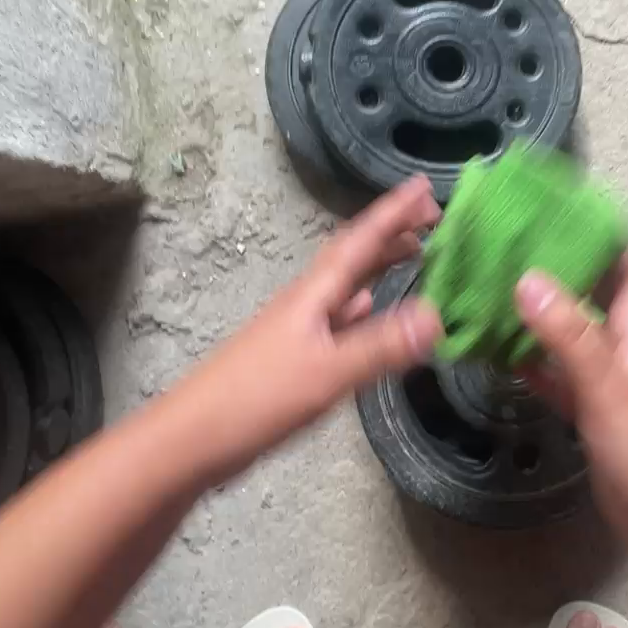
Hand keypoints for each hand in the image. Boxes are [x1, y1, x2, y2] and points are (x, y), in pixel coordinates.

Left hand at [172, 176, 443, 479]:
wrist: (188, 442)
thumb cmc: (255, 400)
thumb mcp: (326, 373)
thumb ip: (381, 347)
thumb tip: (438, 316)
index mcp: (315, 294)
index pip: (361, 241)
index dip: (393, 212)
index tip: (423, 185)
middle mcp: (308, 301)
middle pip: (355, 255)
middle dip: (391, 231)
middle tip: (430, 216)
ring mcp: (299, 327)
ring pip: (348, 283)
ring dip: (379, 263)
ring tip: (412, 252)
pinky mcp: (294, 355)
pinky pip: (339, 316)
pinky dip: (362, 306)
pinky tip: (370, 309)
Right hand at [516, 255, 627, 554]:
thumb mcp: (609, 384)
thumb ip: (569, 334)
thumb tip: (527, 277)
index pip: (618, 262)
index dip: (590, 232)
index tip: (549, 208)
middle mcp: (621, 341)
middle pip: (586, 291)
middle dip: (551, 268)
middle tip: (504, 245)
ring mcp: (605, 375)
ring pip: (566, 332)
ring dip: (536, 314)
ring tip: (490, 288)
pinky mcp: (591, 408)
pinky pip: (556, 373)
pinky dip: (532, 361)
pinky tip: (498, 351)